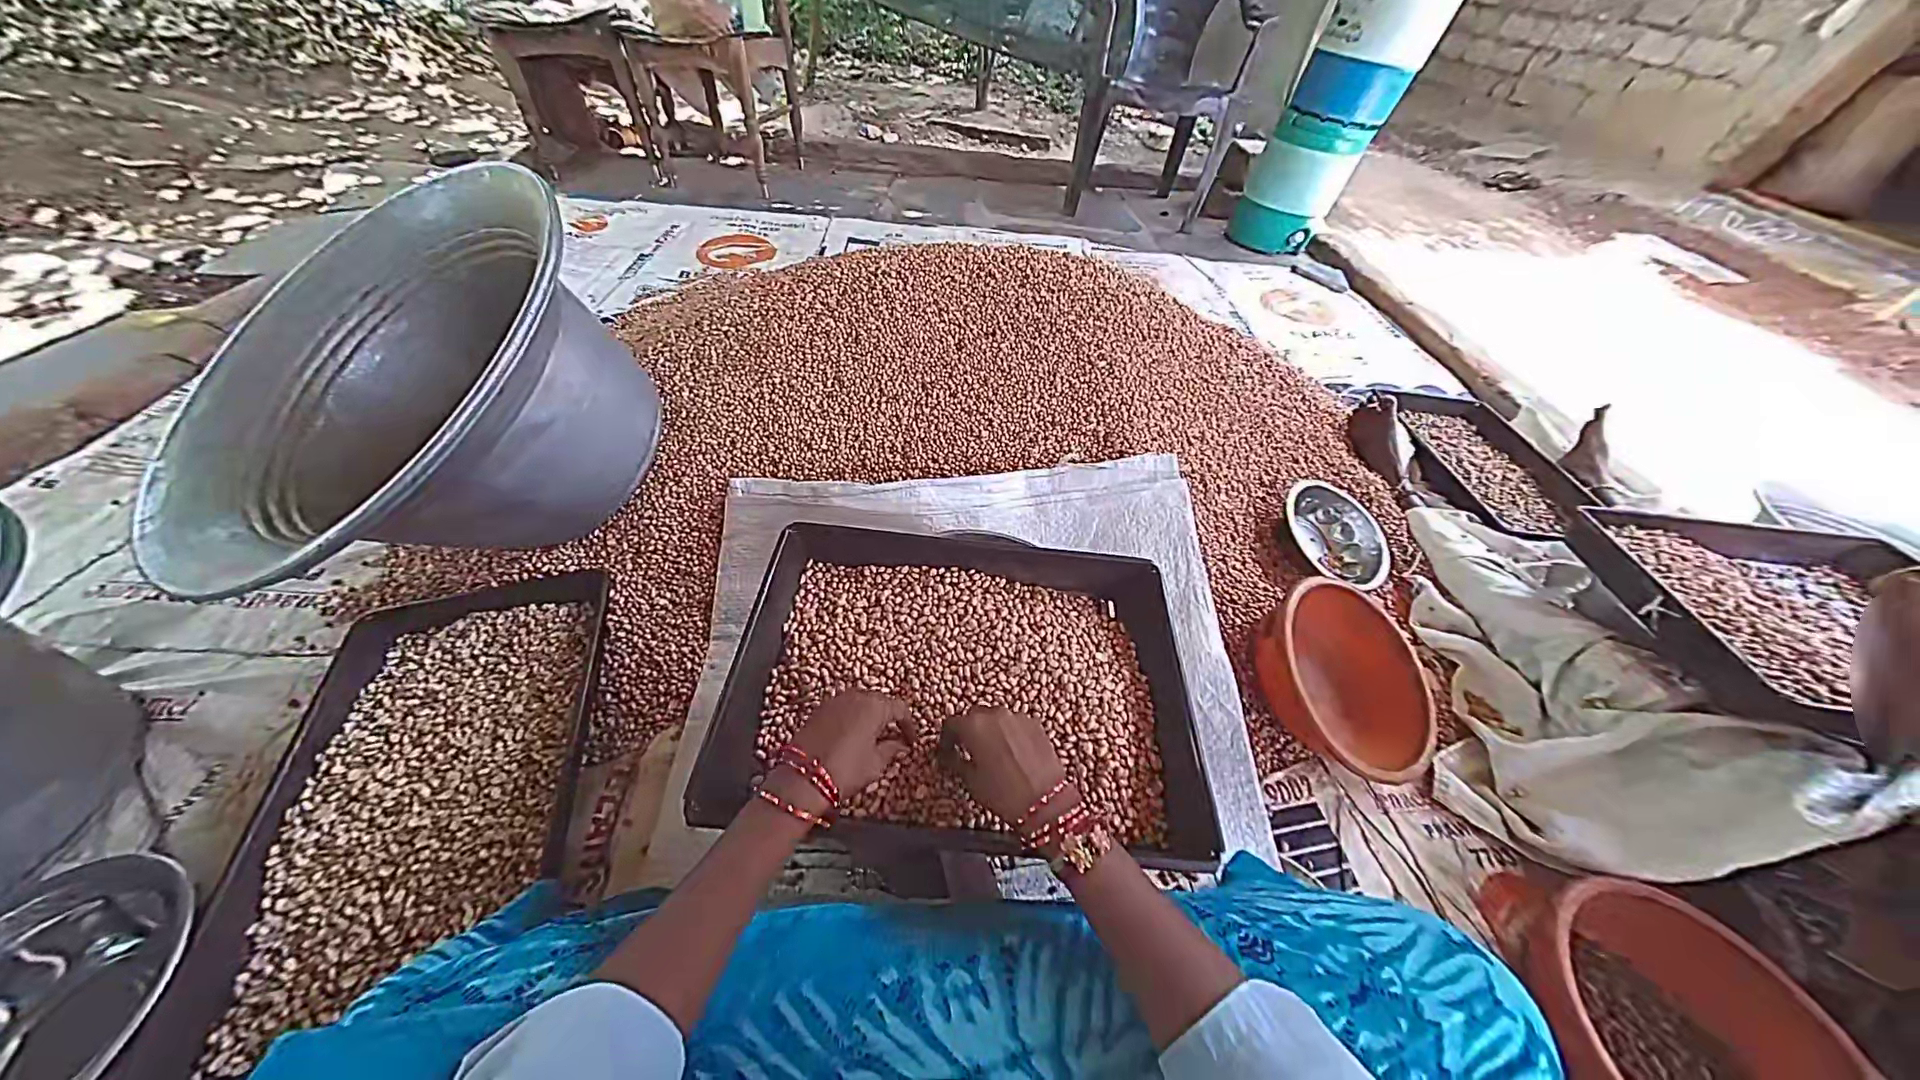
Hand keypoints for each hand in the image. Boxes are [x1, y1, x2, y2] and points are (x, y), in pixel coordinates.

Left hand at [781, 690, 918, 806]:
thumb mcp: (875, 763)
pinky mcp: (819, 710)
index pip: (900, 709)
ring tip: (873, 739)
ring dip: (869, 718)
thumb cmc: (844, 770)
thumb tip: (901, 745)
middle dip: (889, 719)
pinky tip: (852, 738)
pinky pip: (843, 709)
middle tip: (894, 739)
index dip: (908, 725)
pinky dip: (852, 719)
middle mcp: (855, 696)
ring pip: (860, 704)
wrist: (801, 779)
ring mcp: (835, 701)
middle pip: (880, 702)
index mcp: (875, 706)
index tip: (910, 740)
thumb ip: (892, 749)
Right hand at [936, 706, 1078, 827]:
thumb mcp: (971, 781)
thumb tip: (950, 756)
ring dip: (991, 730)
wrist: (1046, 800)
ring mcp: (1017, 717)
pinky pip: (1015, 724)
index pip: (952, 723)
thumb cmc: (1005, 793)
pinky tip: (1012, 752)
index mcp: (973, 726)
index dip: (947, 738)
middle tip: (967, 750)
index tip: (946, 749)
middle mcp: (995, 714)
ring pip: (997, 718)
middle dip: (969, 730)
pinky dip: (1010, 733)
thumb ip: (956, 761)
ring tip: (992, 752)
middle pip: (974, 716)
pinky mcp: (1035, 724)